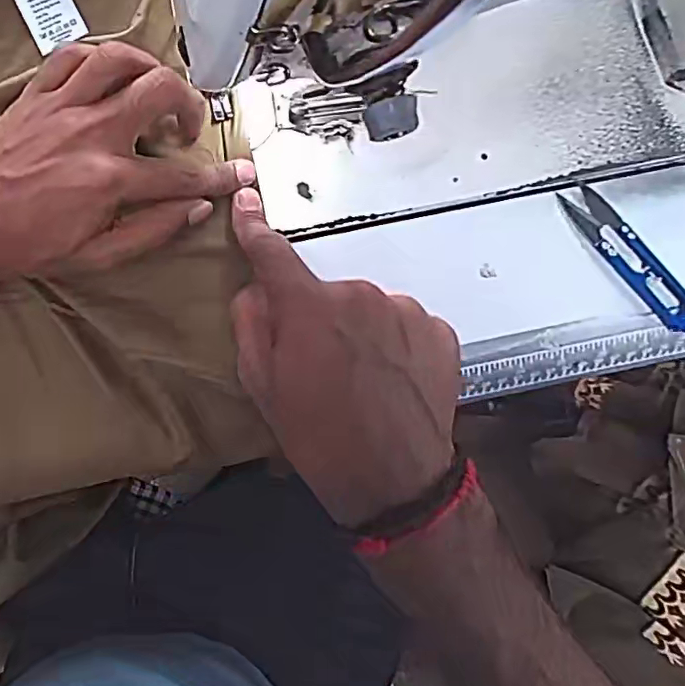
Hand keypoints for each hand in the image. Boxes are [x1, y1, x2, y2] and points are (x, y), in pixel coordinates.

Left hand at [0, 42, 253, 295]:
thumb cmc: (21, 245)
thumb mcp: (95, 256)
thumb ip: (151, 231)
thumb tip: (192, 211)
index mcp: (106, 179)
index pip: (180, 174)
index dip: (216, 176)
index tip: (233, 173)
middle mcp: (88, 134)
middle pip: (160, 91)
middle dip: (189, 105)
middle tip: (186, 126)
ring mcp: (59, 109)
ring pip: (120, 59)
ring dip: (148, 68)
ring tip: (153, 89)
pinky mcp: (33, 97)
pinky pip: (71, 56)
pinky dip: (97, 57)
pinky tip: (105, 75)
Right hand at [227, 187, 461, 525]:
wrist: (393, 481)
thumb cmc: (318, 437)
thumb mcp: (261, 385)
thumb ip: (250, 324)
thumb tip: (256, 291)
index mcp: (308, 307)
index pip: (272, 253)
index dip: (254, 226)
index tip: (247, 204)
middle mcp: (358, 295)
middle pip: (323, 290)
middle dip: (315, 316)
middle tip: (316, 365)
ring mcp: (403, 310)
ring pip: (363, 306)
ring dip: (356, 329)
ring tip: (358, 378)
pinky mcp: (436, 329)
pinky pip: (399, 320)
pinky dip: (390, 340)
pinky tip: (388, 377)